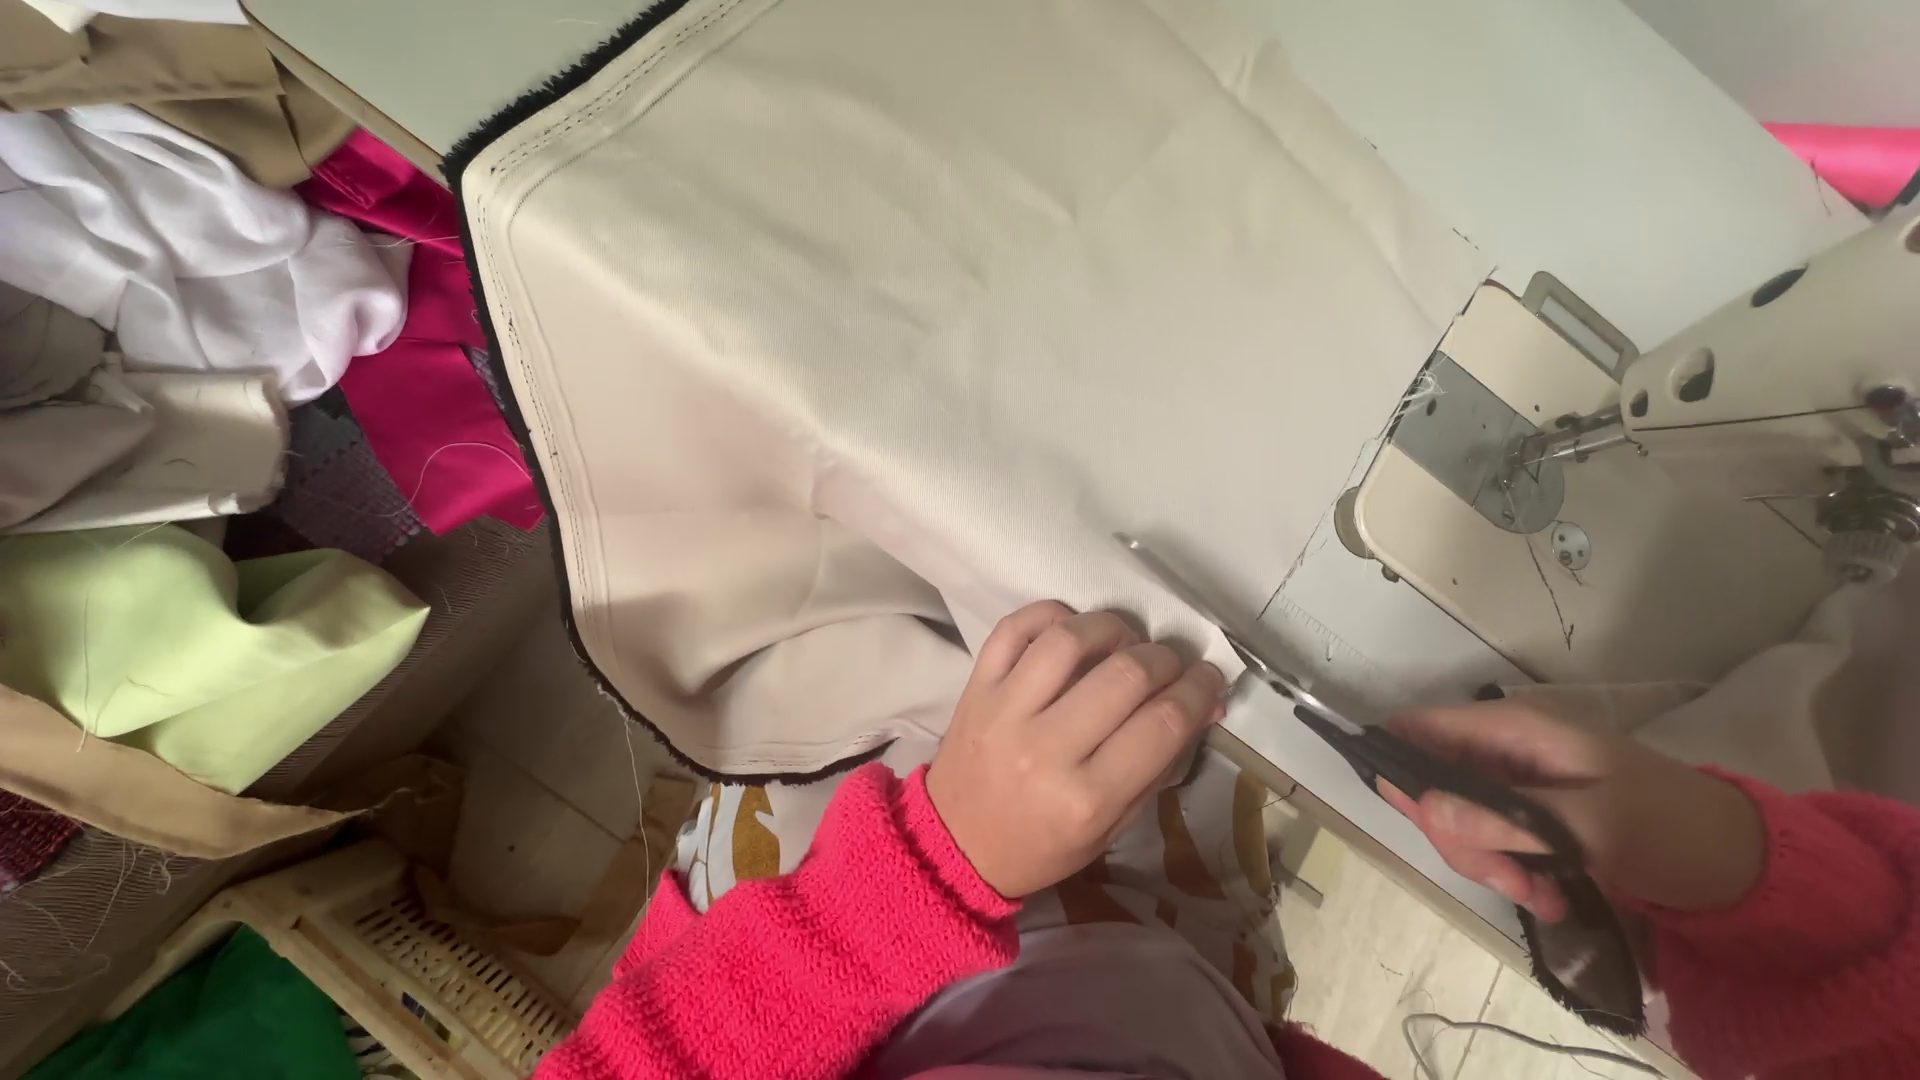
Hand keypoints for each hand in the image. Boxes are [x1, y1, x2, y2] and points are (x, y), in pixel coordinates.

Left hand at [926, 601, 1226, 897]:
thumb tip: (1205, 705)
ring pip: (1069, 640)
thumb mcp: (1112, 826)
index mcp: (1087, 798)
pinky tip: (1072, 626)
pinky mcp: (976, 686)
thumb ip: (1160, 765)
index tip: (1208, 678)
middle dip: (1165, 658)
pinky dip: (1050, 613)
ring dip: (1112, 626)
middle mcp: (1046, 749)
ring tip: (1126, 638)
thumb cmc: (1042, 844)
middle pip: (1125, 675)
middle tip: (1170, 662)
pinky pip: (1014, 628)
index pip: (1163, 723)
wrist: (956, 844)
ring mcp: (1005, 711)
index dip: (1198, 690)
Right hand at [1379, 699, 1765, 920]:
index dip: (1400, 767)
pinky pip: (1485, 836)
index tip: (1425, 822)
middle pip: (1429, 781)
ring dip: (1485, 861)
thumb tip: (1422, 806)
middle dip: (1458, 835)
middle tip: (1506, 879)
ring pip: (1453, 816)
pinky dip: (1504, 869)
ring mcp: (1509, 780)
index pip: (1415, 728)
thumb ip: (1503, 817)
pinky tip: (1545, 897)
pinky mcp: (1524, 812)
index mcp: (1508, 728)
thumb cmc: (1669, 826)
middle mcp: (1497, 747)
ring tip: (1538, 897)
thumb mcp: (1588, 827)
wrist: (1744, 865)